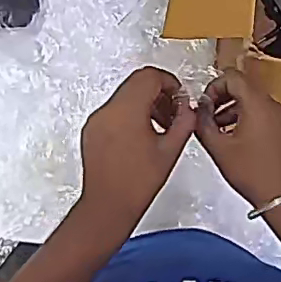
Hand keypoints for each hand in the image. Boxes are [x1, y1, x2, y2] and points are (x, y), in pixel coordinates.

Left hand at [78, 67, 194, 227]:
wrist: (108, 205)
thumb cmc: (137, 183)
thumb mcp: (171, 150)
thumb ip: (184, 122)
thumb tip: (188, 109)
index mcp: (127, 111)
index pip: (149, 76)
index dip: (170, 83)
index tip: (179, 97)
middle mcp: (108, 111)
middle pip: (136, 83)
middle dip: (159, 93)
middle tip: (174, 111)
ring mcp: (97, 120)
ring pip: (125, 96)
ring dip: (146, 103)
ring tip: (161, 126)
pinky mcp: (91, 130)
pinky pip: (114, 111)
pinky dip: (131, 114)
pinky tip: (144, 135)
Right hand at [195, 69, 280, 208]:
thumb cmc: (255, 174)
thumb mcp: (219, 148)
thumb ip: (203, 123)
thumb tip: (198, 110)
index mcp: (257, 105)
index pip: (233, 77)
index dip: (213, 87)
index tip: (205, 103)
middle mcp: (271, 106)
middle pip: (242, 86)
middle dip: (220, 98)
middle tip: (207, 114)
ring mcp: (278, 116)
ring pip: (250, 100)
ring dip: (230, 109)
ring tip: (216, 129)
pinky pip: (259, 112)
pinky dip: (243, 117)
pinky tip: (231, 136)